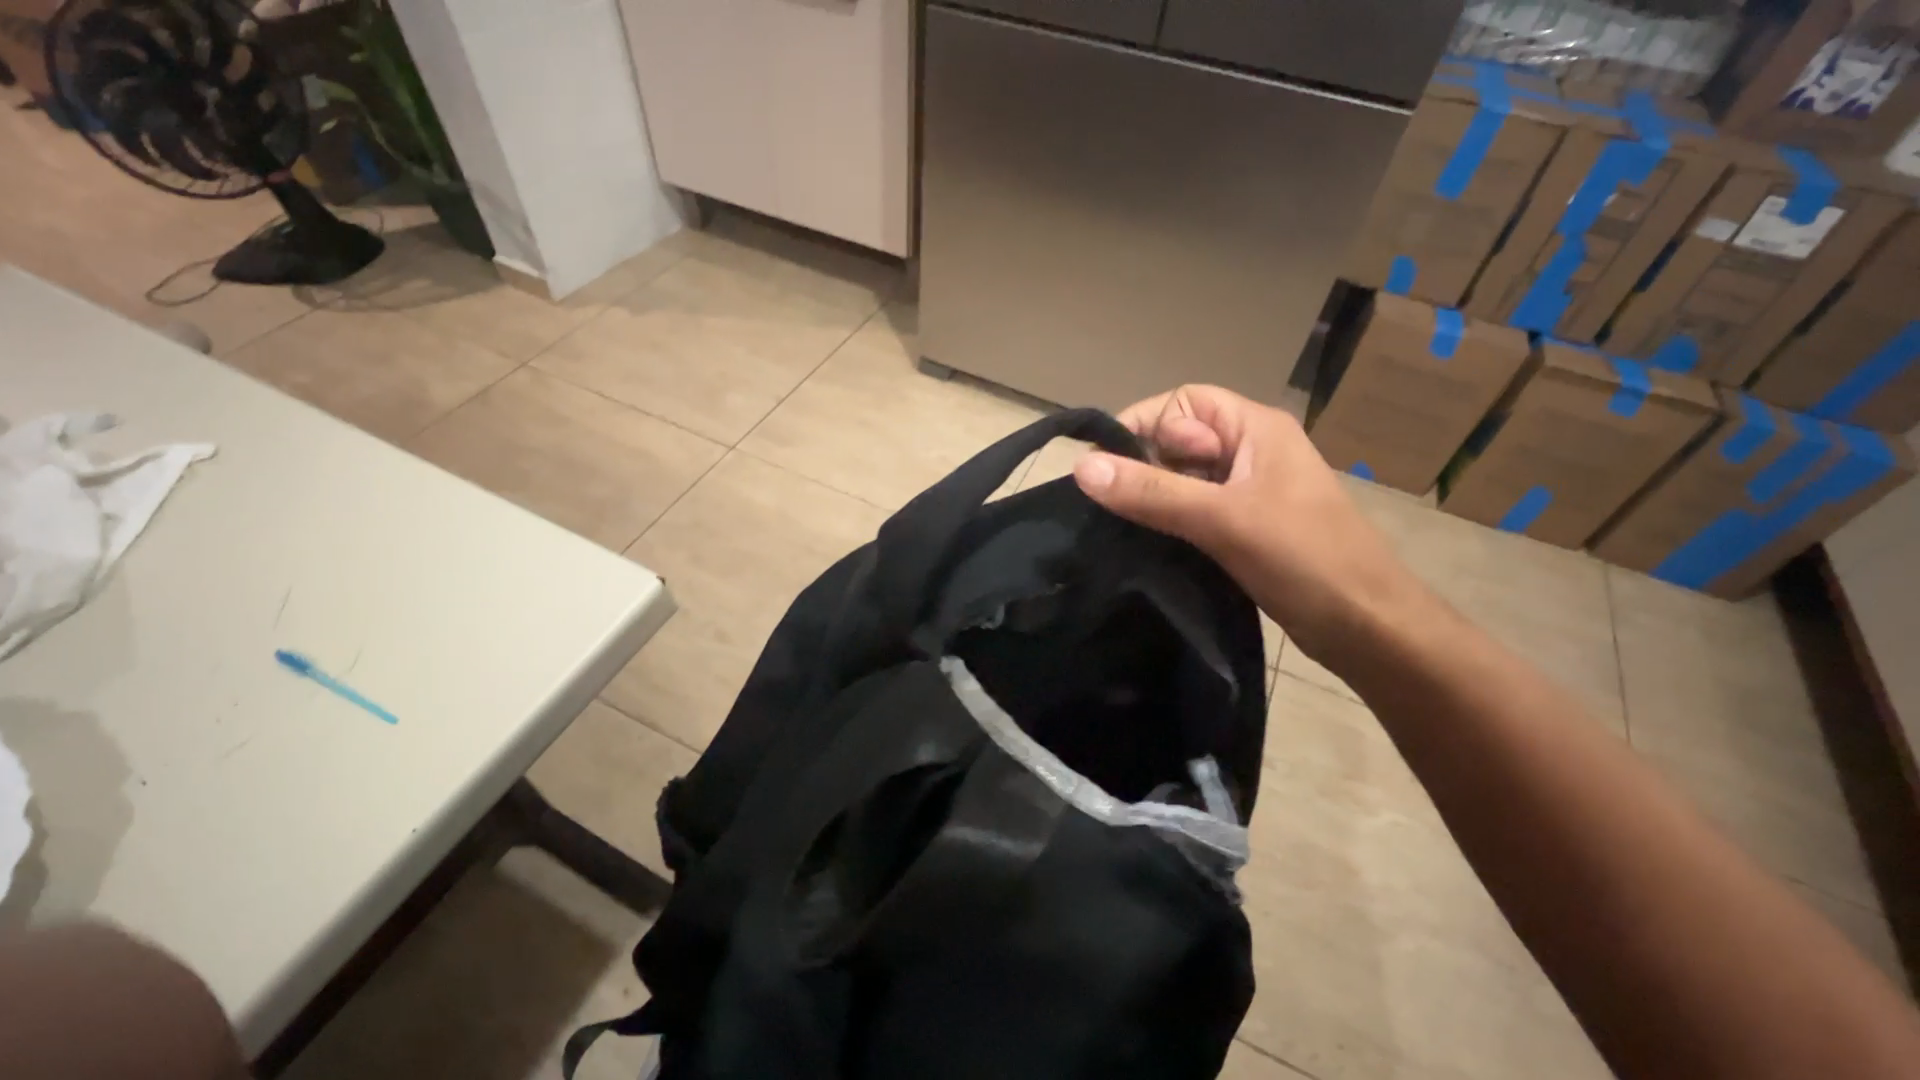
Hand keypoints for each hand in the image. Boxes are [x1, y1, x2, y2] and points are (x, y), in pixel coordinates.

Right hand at [1073, 385, 1430, 657]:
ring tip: (1127, 530)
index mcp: (1256, 428)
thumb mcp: (1223, 520)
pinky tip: (1150, 548)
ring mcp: (1251, 492)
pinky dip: (1171, 525)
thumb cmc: (1304, 559)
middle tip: (1122, 508)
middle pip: (1179, 441)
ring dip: (1155, 500)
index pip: (1182, 403)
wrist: (1369, 628)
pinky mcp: (1247, 530)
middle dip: (1145, 466)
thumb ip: (1152, 492)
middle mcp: (1253, 451)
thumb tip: (1081, 467)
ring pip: (1185, 481)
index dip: (1142, 426)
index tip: (1106, 468)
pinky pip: (1196, 513)